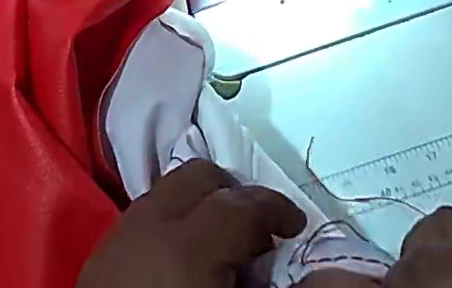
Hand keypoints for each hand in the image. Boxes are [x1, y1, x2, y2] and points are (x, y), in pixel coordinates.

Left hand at [77, 159, 307, 287]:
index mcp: (185, 248)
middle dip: (234, 195)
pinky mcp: (98, 258)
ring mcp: (116, 239)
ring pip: (166, 191)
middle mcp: (146, 227)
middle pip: (198, 176)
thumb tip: (353, 275)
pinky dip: (169, 224)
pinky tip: (182, 267)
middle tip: (260, 236)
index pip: (240, 203)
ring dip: (200, 207)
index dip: (275, 209)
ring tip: (224, 252)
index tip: (296, 228)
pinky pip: (142, 217)